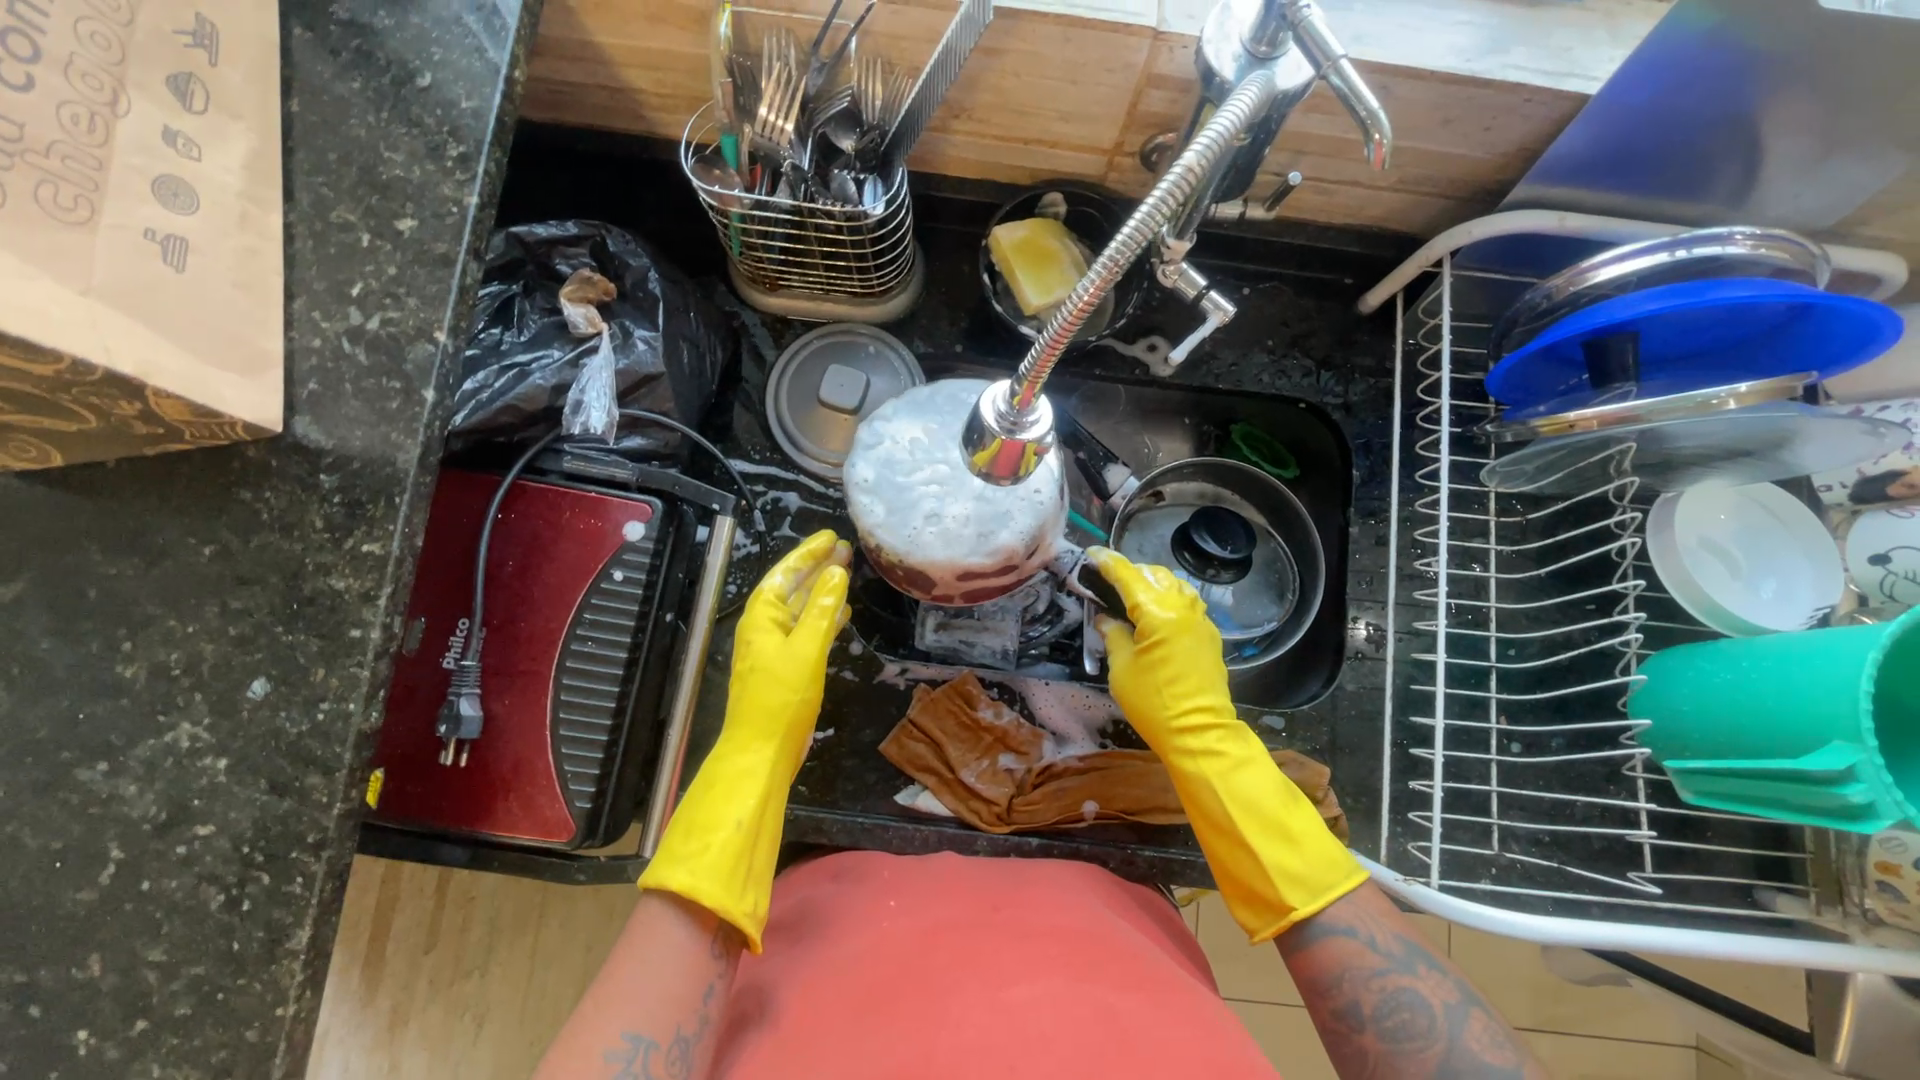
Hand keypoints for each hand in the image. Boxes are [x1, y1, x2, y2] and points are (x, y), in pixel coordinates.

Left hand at [721, 528, 852, 761]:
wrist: (762, 751)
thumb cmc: (781, 698)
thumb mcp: (806, 649)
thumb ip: (822, 610)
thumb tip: (836, 574)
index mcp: (762, 617)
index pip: (785, 573)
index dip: (809, 553)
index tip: (832, 537)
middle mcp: (765, 627)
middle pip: (793, 588)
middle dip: (818, 568)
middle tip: (846, 550)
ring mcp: (775, 649)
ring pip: (801, 610)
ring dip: (823, 592)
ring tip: (847, 574)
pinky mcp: (786, 668)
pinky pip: (807, 632)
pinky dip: (824, 619)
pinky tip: (842, 615)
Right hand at [1085, 551, 1230, 751]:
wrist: (1198, 733)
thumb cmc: (1153, 702)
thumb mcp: (1121, 668)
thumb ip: (1113, 635)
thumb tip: (1106, 619)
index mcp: (1158, 612)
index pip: (1129, 577)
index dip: (1107, 563)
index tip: (1092, 554)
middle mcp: (1183, 608)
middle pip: (1155, 575)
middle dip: (1131, 571)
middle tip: (1107, 579)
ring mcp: (1200, 621)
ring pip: (1176, 586)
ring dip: (1153, 582)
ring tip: (1132, 593)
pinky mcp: (1209, 636)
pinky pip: (1188, 604)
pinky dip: (1170, 599)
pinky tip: (1156, 613)